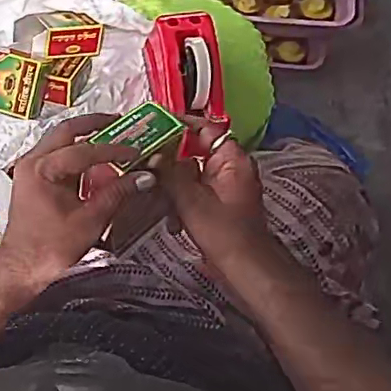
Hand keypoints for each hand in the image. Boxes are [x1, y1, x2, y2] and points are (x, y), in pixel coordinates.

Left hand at [0, 113, 151, 291]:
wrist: (21, 266)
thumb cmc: (51, 247)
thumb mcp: (90, 220)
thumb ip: (117, 194)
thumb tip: (144, 177)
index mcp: (42, 169)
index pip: (84, 150)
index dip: (113, 149)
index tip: (135, 150)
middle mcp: (31, 162)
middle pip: (66, 131)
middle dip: (94, 124)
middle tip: (120, 122)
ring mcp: (29, 168)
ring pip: (59, 140)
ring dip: (84, 136)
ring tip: (111, 135)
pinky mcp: (31, 178)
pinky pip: (55, 155)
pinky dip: (75, 152)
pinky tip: (94, 159)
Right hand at [161, 119, 277, 274]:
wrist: (245, 267)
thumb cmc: (224, 232)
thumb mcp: (190, 198)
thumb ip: (169, 172)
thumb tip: (154, 154)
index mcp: (231, 159)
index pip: (205, 128)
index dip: (180, 124)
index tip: (155, 124)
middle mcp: (230, 168)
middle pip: (195, 150)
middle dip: (170, 157)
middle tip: (145, 156)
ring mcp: (225, 186)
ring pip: (192, 172)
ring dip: (173, 182)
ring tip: (154, 189)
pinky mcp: (219, 203)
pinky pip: (195, 190)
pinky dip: (181, 198)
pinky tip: (171, 216)